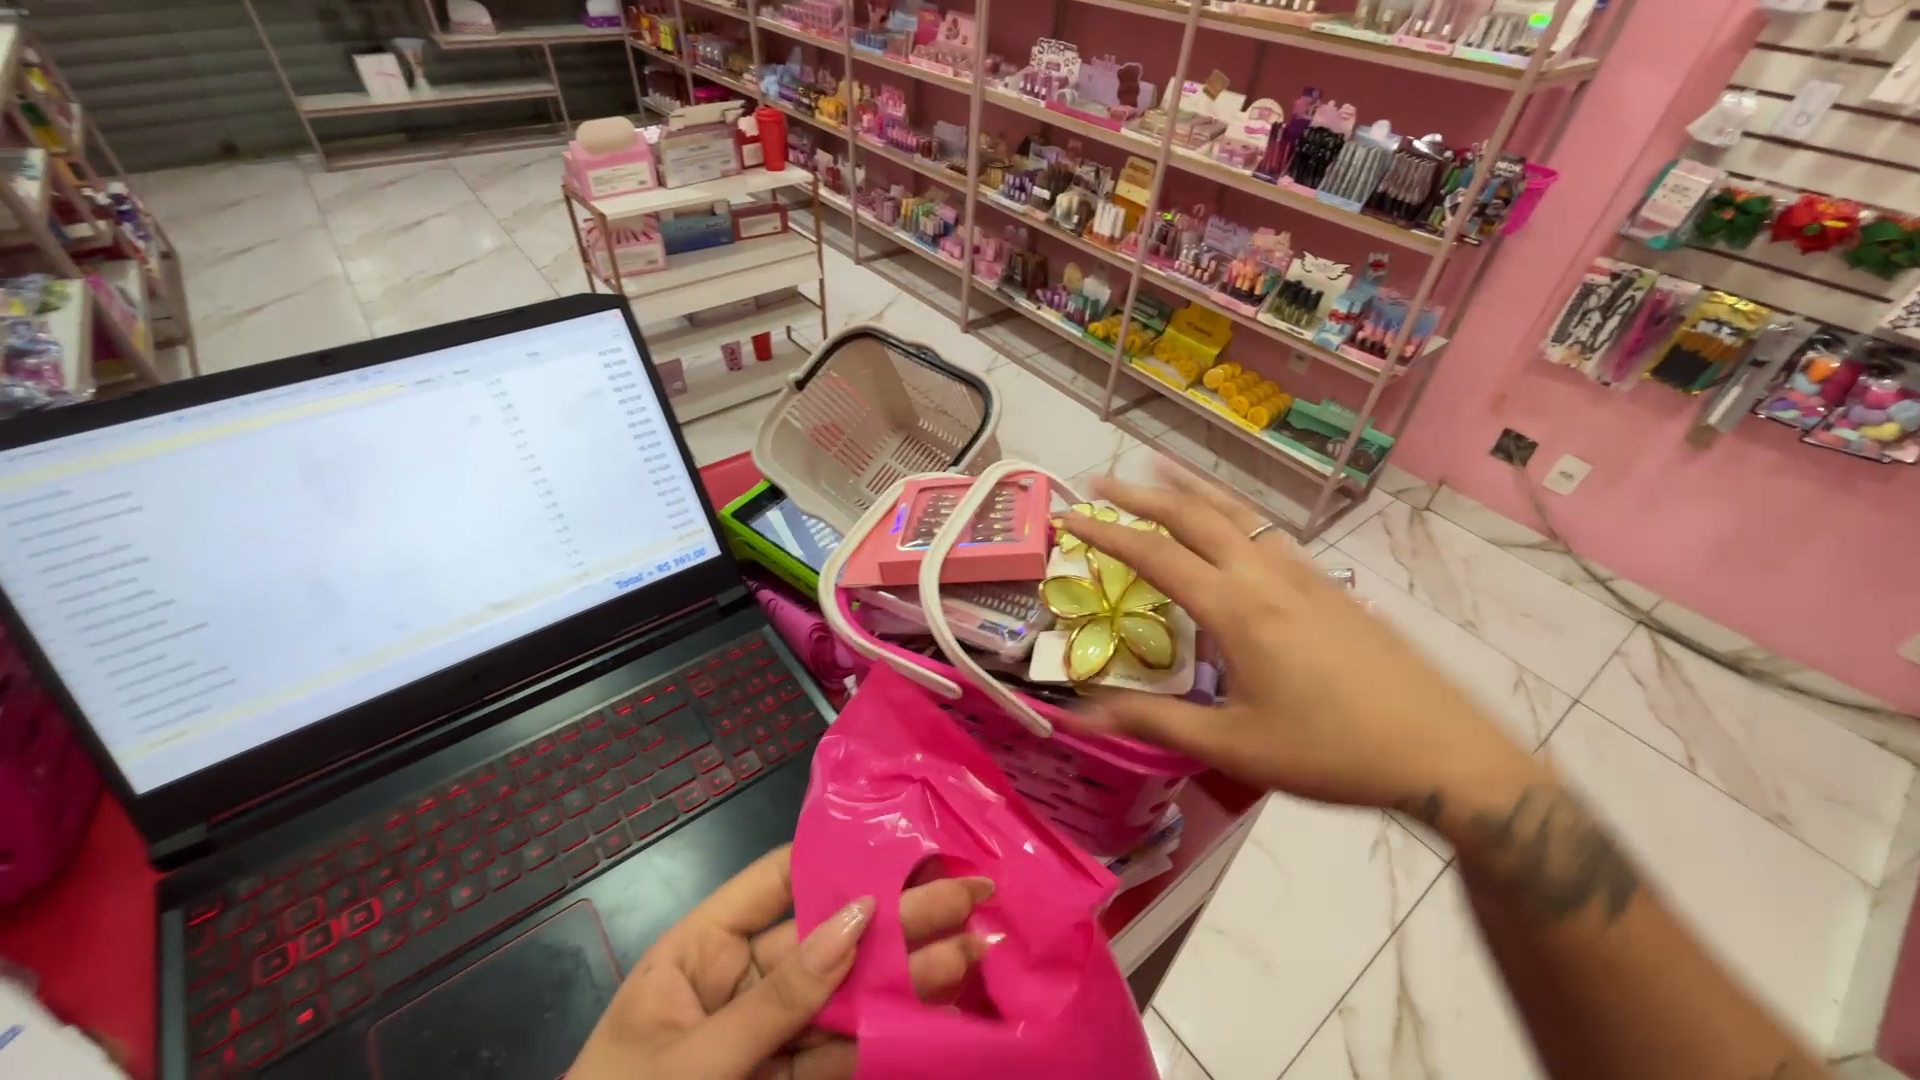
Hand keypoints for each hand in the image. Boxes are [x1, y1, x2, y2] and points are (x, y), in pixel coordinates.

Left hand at [567, 845, 992, 1079]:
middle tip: (971, 894)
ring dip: (909, 973)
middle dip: (897, 915)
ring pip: (846, 996)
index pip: (775, 883)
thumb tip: (855, 915)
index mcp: (699, 951)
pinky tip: (937, 1005)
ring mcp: (768, 1037)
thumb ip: (780, 995)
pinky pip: (842, 1051)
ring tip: (975, 949)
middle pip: (827, 939)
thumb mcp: (695, 1057)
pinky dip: (889, 1031)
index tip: (906, 844)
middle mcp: (740, 982)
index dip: (839, 859)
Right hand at [1063, 467, 1530, 812]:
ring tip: (1159, 468)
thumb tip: (1080, 714)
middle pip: (1196, 515)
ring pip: (1239, 512)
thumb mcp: (1233, 745)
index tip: (1070, 516)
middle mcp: (1268, 576)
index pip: (1156, 555)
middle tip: (1102, 480)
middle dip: (1143, 494)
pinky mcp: (1332, 586)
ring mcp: (1306, 575)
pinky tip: (1232, 523)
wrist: (1444, 752)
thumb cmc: (1331, 752)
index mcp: (1237, 609)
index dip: (1106, 533)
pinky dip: (1233, 511)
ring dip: (1192, 489)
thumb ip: (1154, 721)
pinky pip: (1269, 532)